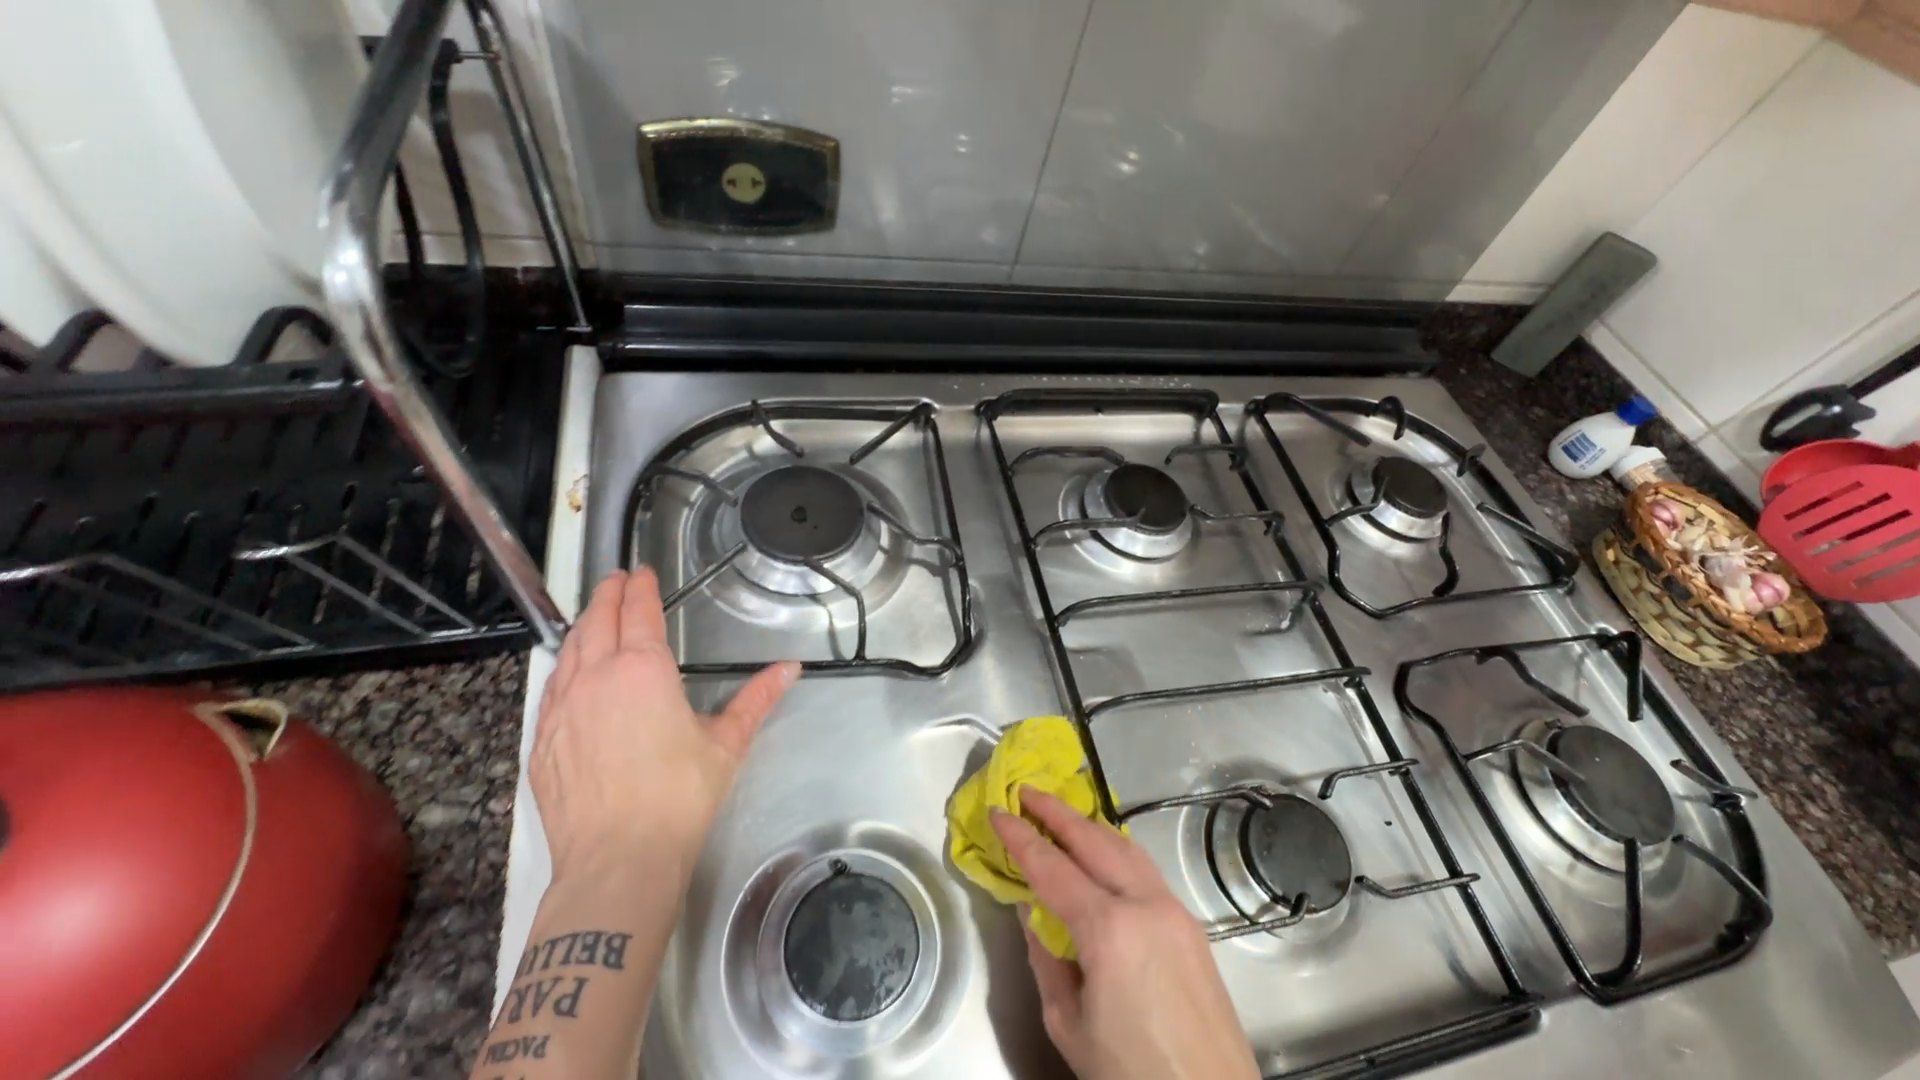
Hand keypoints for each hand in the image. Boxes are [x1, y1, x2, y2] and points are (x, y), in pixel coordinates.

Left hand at [532, 568, 798, 882]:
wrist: (618, 856)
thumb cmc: (679, 796)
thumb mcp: (727, 744)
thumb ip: (757, 700)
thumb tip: (791, 669)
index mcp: (644, 669)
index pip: (640, 613)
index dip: (641, 589)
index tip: (642, 572)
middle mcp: (597, 677)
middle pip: (598, 621)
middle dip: (608, 595)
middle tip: (616, 580)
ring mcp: (562, 708)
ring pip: (569, 651)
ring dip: (583, 627)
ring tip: (593, 618)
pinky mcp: (542, 740)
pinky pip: (552, 689)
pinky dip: (563, 668)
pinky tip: (569, 674)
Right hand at [991, 788, 1258, 1079]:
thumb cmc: (1130, 1071)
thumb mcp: (1069, 1023)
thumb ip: (1046, 958)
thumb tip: (1032, 913)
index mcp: (1109, 929)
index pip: (1052, 867)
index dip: (1021, 838)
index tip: (998, 811)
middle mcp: (1146, 905)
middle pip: (1094, 841)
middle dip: (1057, 812)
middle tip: (1027, 792)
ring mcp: (1175, 911)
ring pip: (1126, 848)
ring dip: (1089, 826)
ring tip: (1060, 813)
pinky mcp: (1192, 926)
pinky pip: (1146, 871)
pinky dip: (1116, 850)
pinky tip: (1102, 853)